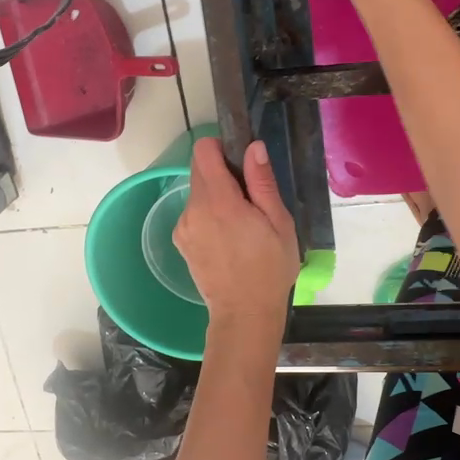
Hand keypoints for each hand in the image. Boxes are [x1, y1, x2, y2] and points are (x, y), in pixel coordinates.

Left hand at [173, 137, 298, 329]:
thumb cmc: (269, 268)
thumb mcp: (278, 222)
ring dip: (216, 195)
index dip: (220, 147)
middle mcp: (193, 209)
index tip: (240, 160)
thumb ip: (262, 182)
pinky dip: (209, 214)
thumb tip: (253, 147)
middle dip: (222, 172)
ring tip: (242, 221)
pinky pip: (194, 213)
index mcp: (219, 202)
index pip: (203, 151)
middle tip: (249, 196)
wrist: (244, 313)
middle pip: (199, 170)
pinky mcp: (181, 240)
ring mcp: (183, 226)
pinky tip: (228, 237)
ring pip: (197, 192)